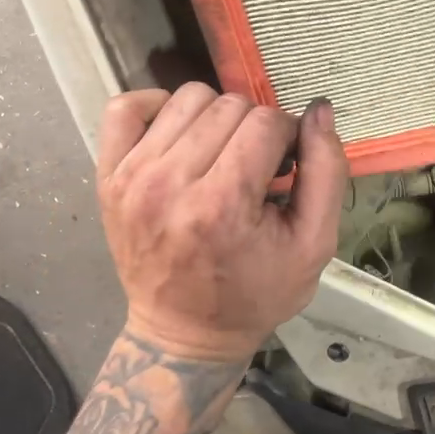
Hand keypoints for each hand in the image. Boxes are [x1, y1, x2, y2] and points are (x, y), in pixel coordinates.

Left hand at [93, 84, 348, 362]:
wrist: (183, 335)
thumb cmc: (255, 293)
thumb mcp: (313, 245)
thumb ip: (326, 171)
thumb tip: (319, 109)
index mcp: (222, 205)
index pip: (267, 123)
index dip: (288, 138)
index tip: (285, 169)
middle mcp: (169, 184)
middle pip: (229, 105)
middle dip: (254, 128)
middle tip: (255, 166)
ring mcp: (132, 178)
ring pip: (188, 98)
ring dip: (214, 117)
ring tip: (220, 154)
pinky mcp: (108, 176)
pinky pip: (125, 107)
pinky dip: (157, 108)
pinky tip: (179, 136)